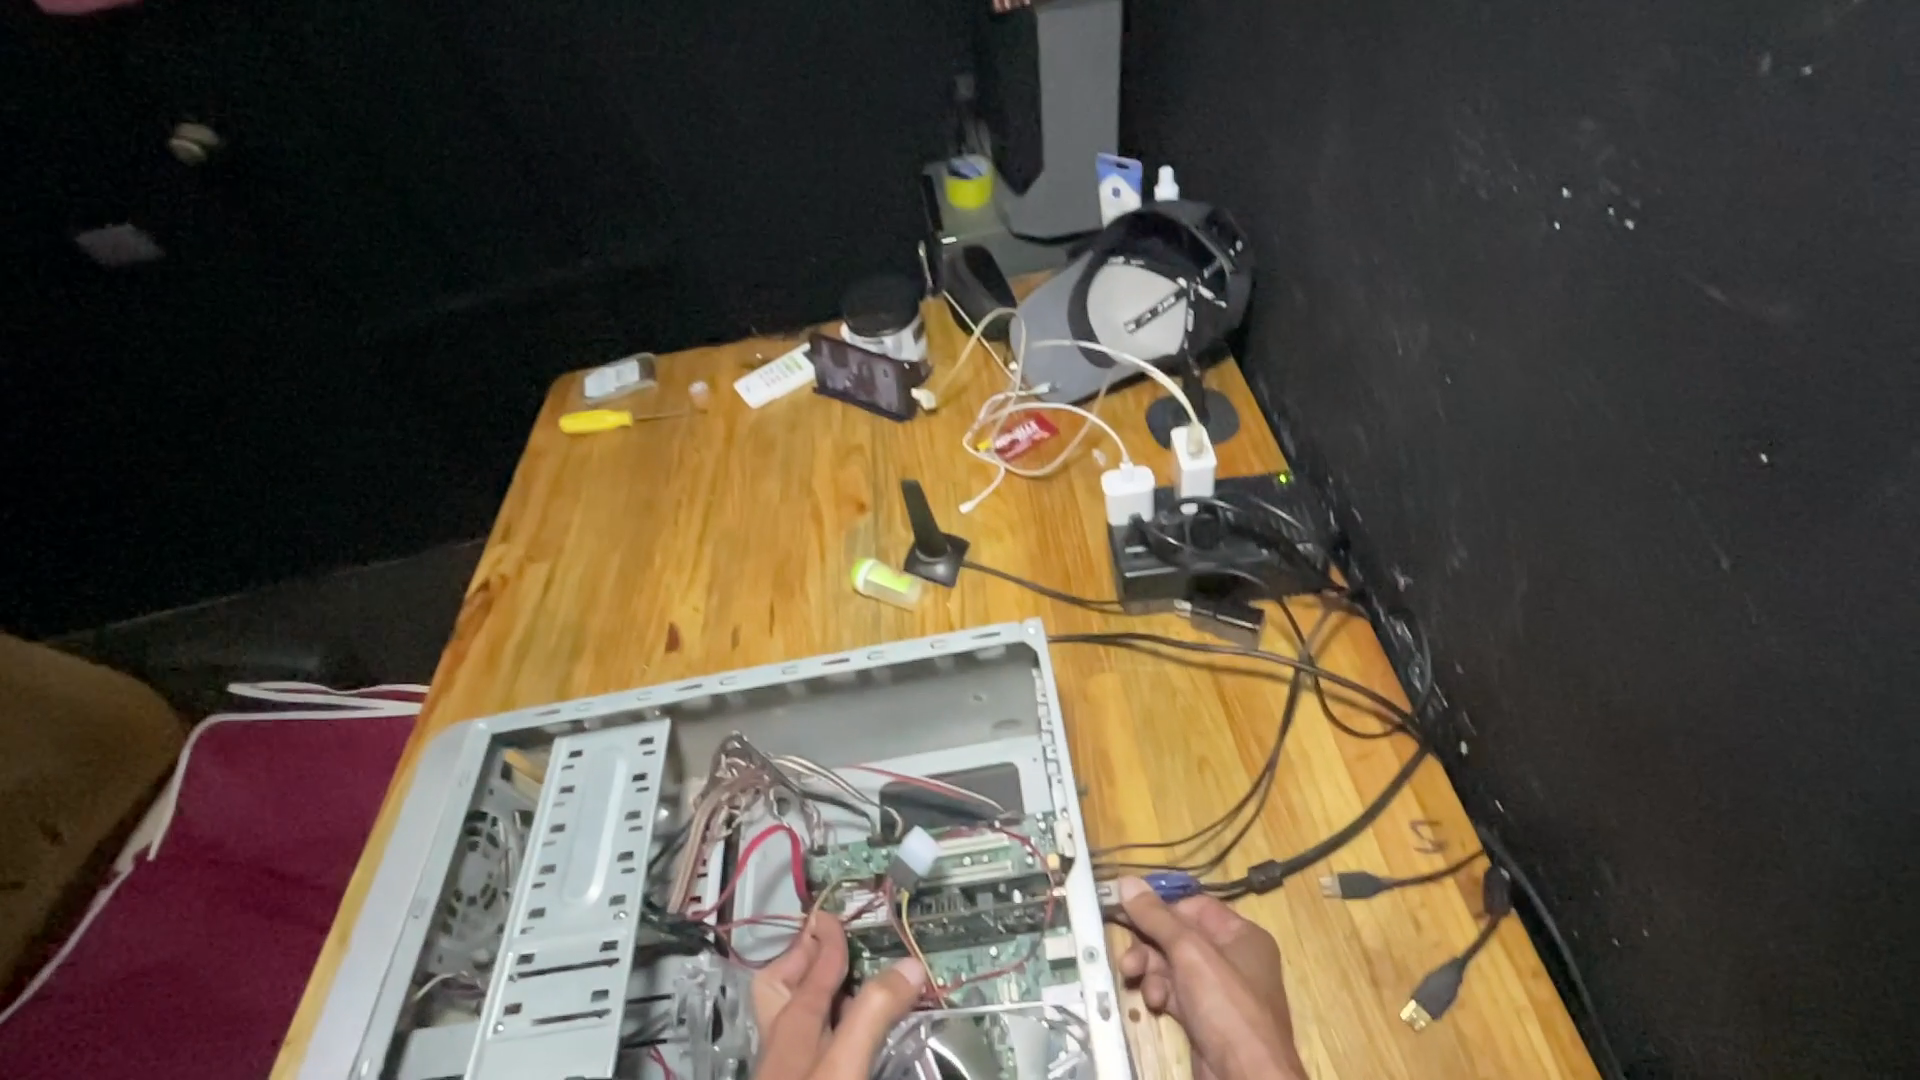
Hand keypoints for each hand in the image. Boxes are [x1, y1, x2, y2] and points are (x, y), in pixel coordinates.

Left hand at [750, 912, 928, 1079]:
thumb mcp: (844, 1066)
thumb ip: (874, 1014)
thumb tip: (908, 966)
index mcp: (792, 1029)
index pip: (814, 971)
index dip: (830, 940)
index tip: (839, 914)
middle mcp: (781, 1050)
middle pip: (779, 990)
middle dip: (801, 959)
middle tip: (827, 939)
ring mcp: (783, 1075)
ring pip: (788, 1019)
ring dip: (810, 992)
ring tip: (839, 982)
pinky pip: (802, 1048)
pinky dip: (821, 1027)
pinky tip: (840, 1041)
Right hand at [1117, 877, 1307, 1079]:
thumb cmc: (1226, 1006)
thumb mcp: (1189, 952)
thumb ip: (1156, 917)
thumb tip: (1126, 881)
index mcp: (1242, 935)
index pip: (1194, 906)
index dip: (1162, 908)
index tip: (1128, 910)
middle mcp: (1233, 959)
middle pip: (1179, 937)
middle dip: (1149, 943)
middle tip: (1126, 952)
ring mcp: (1220, 992)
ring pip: (1173, 965)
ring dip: (1150, 969)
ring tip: (1133, 977)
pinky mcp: (1205, 1019)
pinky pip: (1175, 993)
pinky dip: (1160, 993)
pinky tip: (1152, 1003)